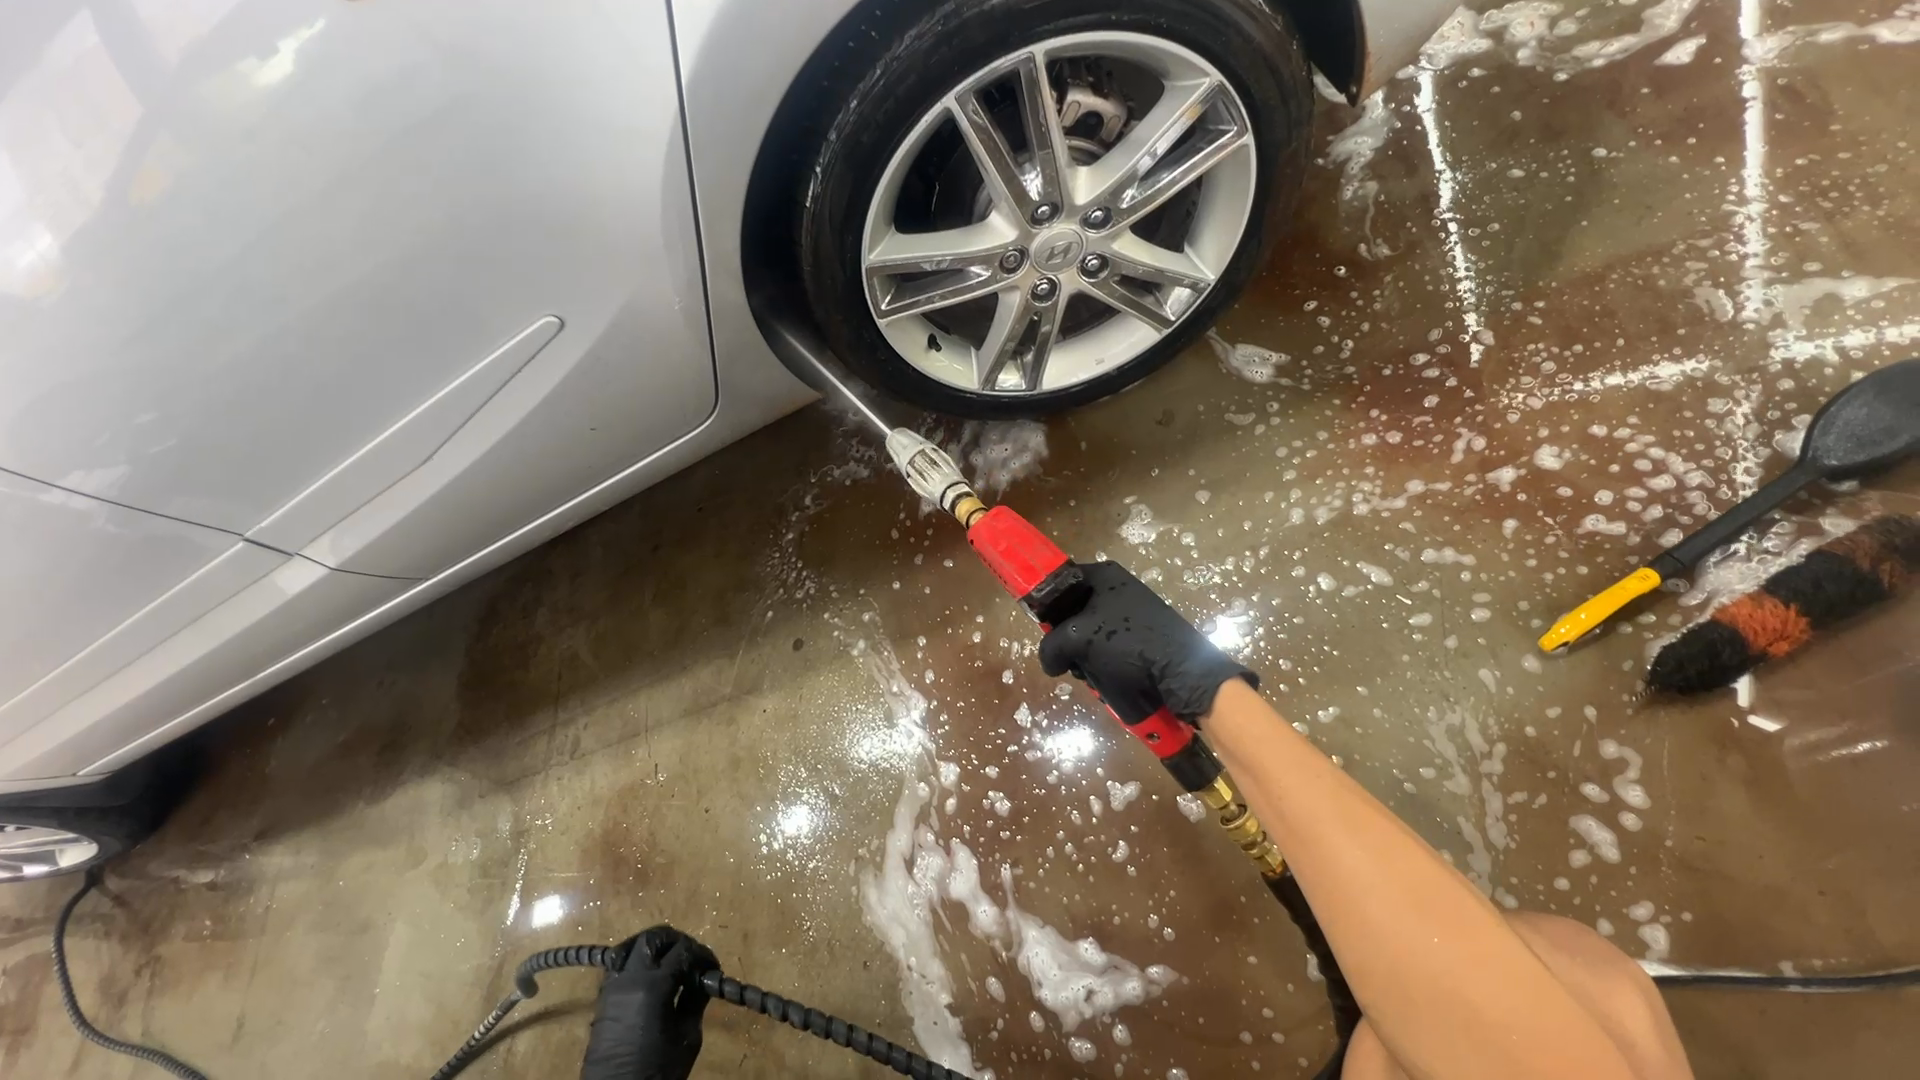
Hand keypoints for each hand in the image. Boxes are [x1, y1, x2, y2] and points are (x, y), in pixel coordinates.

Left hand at [579, 926, 719, 1079]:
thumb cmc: (657, 1072)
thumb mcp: (687, 1037)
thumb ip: (695, 1000)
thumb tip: (702, 979)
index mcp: (654, 987)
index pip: (683, 951)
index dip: (702, 954)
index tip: (713, 967)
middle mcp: (629, 979)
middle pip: (652, 938)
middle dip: (675, 940)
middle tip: (691, 954)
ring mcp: (611, 988)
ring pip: (630, 946)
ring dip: (653, 947)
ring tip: (669, 960)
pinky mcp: (602, 1000)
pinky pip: (618, 966)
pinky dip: (635, 961)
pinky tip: (650, 975)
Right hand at [1038, 561, 1255, 724]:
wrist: (1180, 671)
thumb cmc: (1127, 642)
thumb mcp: (1078, 638)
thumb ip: (1051, 647)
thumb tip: (1050, 663)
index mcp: (1103, 575)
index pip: (1060, 583)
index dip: (1047, 607)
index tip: (1045, 631)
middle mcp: (1118, 588)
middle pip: (1074, 612)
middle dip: (1067, 640)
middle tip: (1070, 659)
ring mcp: (1132, 613)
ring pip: (1090, 635)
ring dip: (1085, 658)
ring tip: (1090, 674)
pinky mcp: (1142, 637)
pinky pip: (1110, 648)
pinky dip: (1103, 665)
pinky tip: (1106, 680)